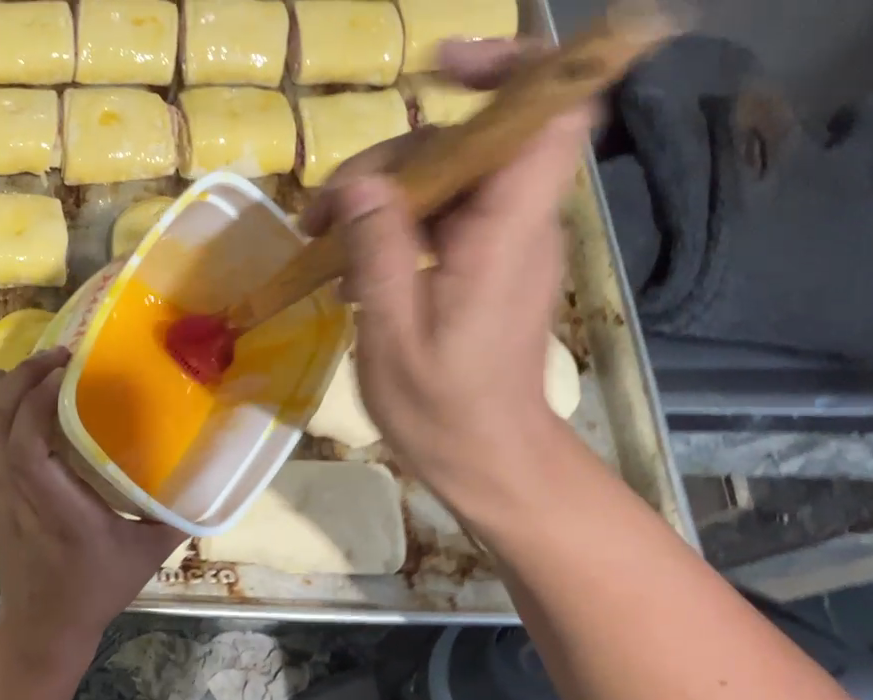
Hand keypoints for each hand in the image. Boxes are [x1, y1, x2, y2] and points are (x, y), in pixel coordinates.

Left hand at [0, 348, 185, 655]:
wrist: (42, 628)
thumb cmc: (95, 591)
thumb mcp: (147, 555)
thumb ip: (176, 513)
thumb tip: (209, 470)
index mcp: (56, 510)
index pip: (25, 445)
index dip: (36, 399)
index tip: (67, 368)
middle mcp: (16, 499)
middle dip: (19, 381)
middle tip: (55, 355)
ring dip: (2, 394)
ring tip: (35, 369)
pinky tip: (16, 400)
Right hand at [305, 40, 593, 513]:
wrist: (487, 456)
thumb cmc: (441, 408)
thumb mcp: (391, 337)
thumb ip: (379, 254)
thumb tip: (359, 186)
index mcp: (506, 234)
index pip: (550, 114)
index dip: (513, 69)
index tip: (440, 71)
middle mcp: (518, 222)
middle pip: (471, 143)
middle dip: (392, 158)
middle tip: (322, 212)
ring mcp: (504, 241)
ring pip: (451, 177)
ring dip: (383, 193)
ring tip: (321, 238)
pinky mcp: (487, 262)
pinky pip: (445, 215)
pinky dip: (395, 223)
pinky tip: (352, 264)